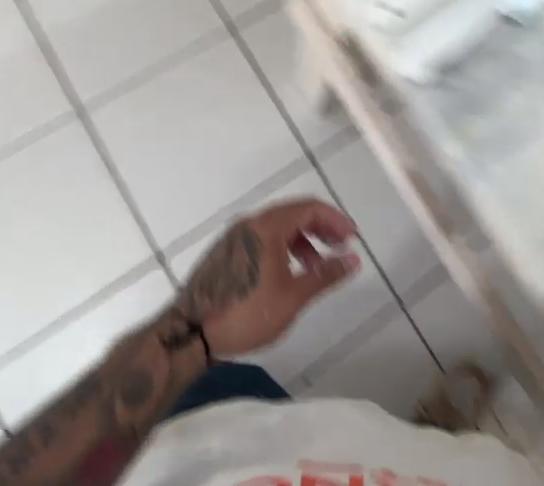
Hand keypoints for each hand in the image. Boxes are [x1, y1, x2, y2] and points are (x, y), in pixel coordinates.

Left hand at [177, 198, 361, 356]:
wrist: (190, 335)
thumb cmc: (246, 314)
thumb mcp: (293, 297)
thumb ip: (326, 274)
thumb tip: (354, 260)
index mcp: (267, 226)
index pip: (309, 208)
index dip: (336, 219)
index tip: (353, 237)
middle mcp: (249, 224)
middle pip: (294, 213)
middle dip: (322, 227)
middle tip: (341, 246)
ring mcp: (234, 237)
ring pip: (277, 226)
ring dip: (303, 238)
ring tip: (317, 264)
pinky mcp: (225, 253)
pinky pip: (262, 238)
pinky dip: (283, 246)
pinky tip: (289, 271)